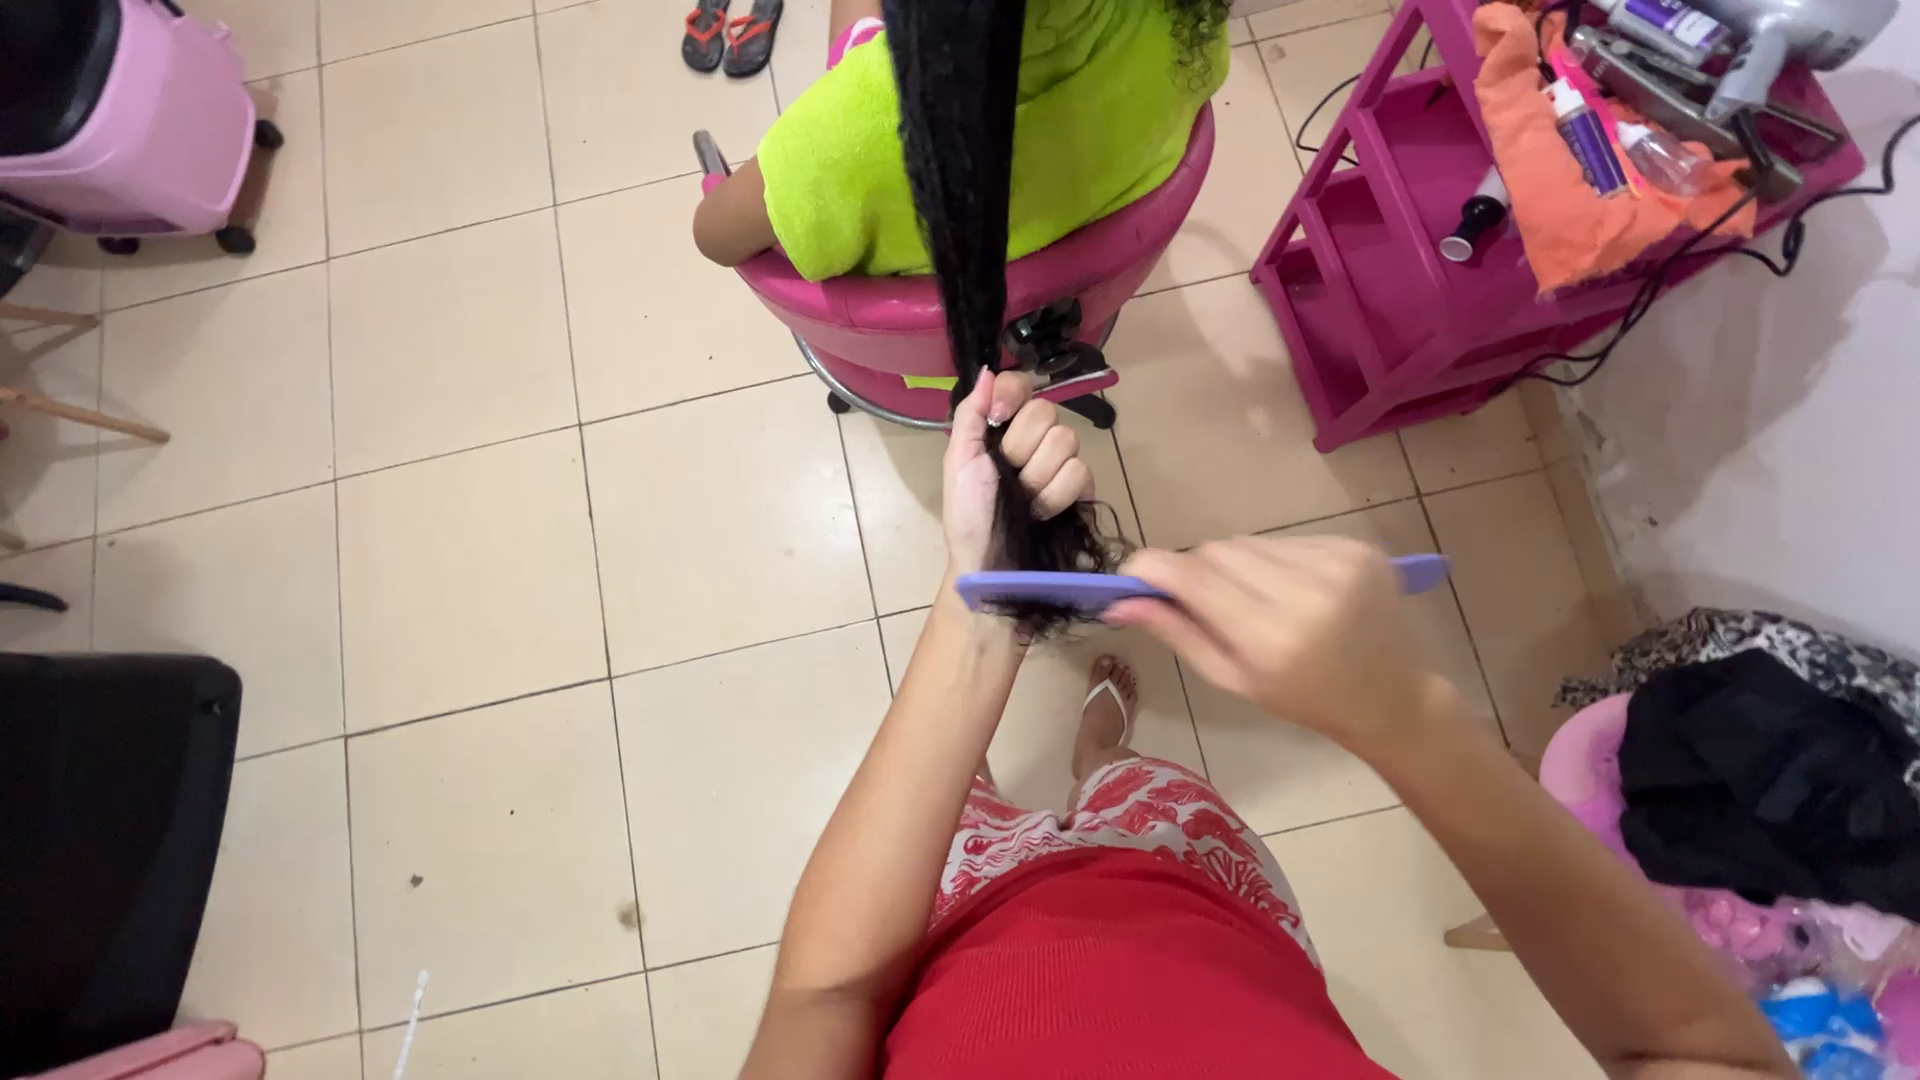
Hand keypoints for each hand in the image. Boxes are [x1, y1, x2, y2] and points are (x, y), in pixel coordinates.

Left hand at [943, 371, 1095, 576]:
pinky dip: (1055, 495)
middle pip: (1046, 411)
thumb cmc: (968, 515)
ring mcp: (1060, 463)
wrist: (988, 563)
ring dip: (1037, 476)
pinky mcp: (1080, 489)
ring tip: (1023, 500)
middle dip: (1021, 449)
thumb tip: (986, 370)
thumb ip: (969, 414)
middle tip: (1007, 474)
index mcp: (1001, 428)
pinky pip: (1080, 472)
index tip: (997, 419)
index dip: (1012, 396)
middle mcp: (1033, 439)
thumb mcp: (957, 462)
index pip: (1020, 384)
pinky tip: (1040, 512)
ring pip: (1066, 440)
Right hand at [1106, 536, 1455, 749]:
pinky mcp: (1355, 547)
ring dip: (1236, 564)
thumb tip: (1118, 602)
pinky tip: (1291, 589)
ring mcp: (1337, 563)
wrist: (1393, 695)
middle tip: (1204, 600)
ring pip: (1247, 542)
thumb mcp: (1232, 677)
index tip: (1132, 573)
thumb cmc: (1303, 698)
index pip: (1193, 578)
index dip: (1152, 568)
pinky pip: (1283, 540)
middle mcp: (1307, 592)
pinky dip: (1273, 560)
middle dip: (1196, 570)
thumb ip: (1176, 633)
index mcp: (1273, 637)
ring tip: (1256, 598)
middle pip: (1215, 551)